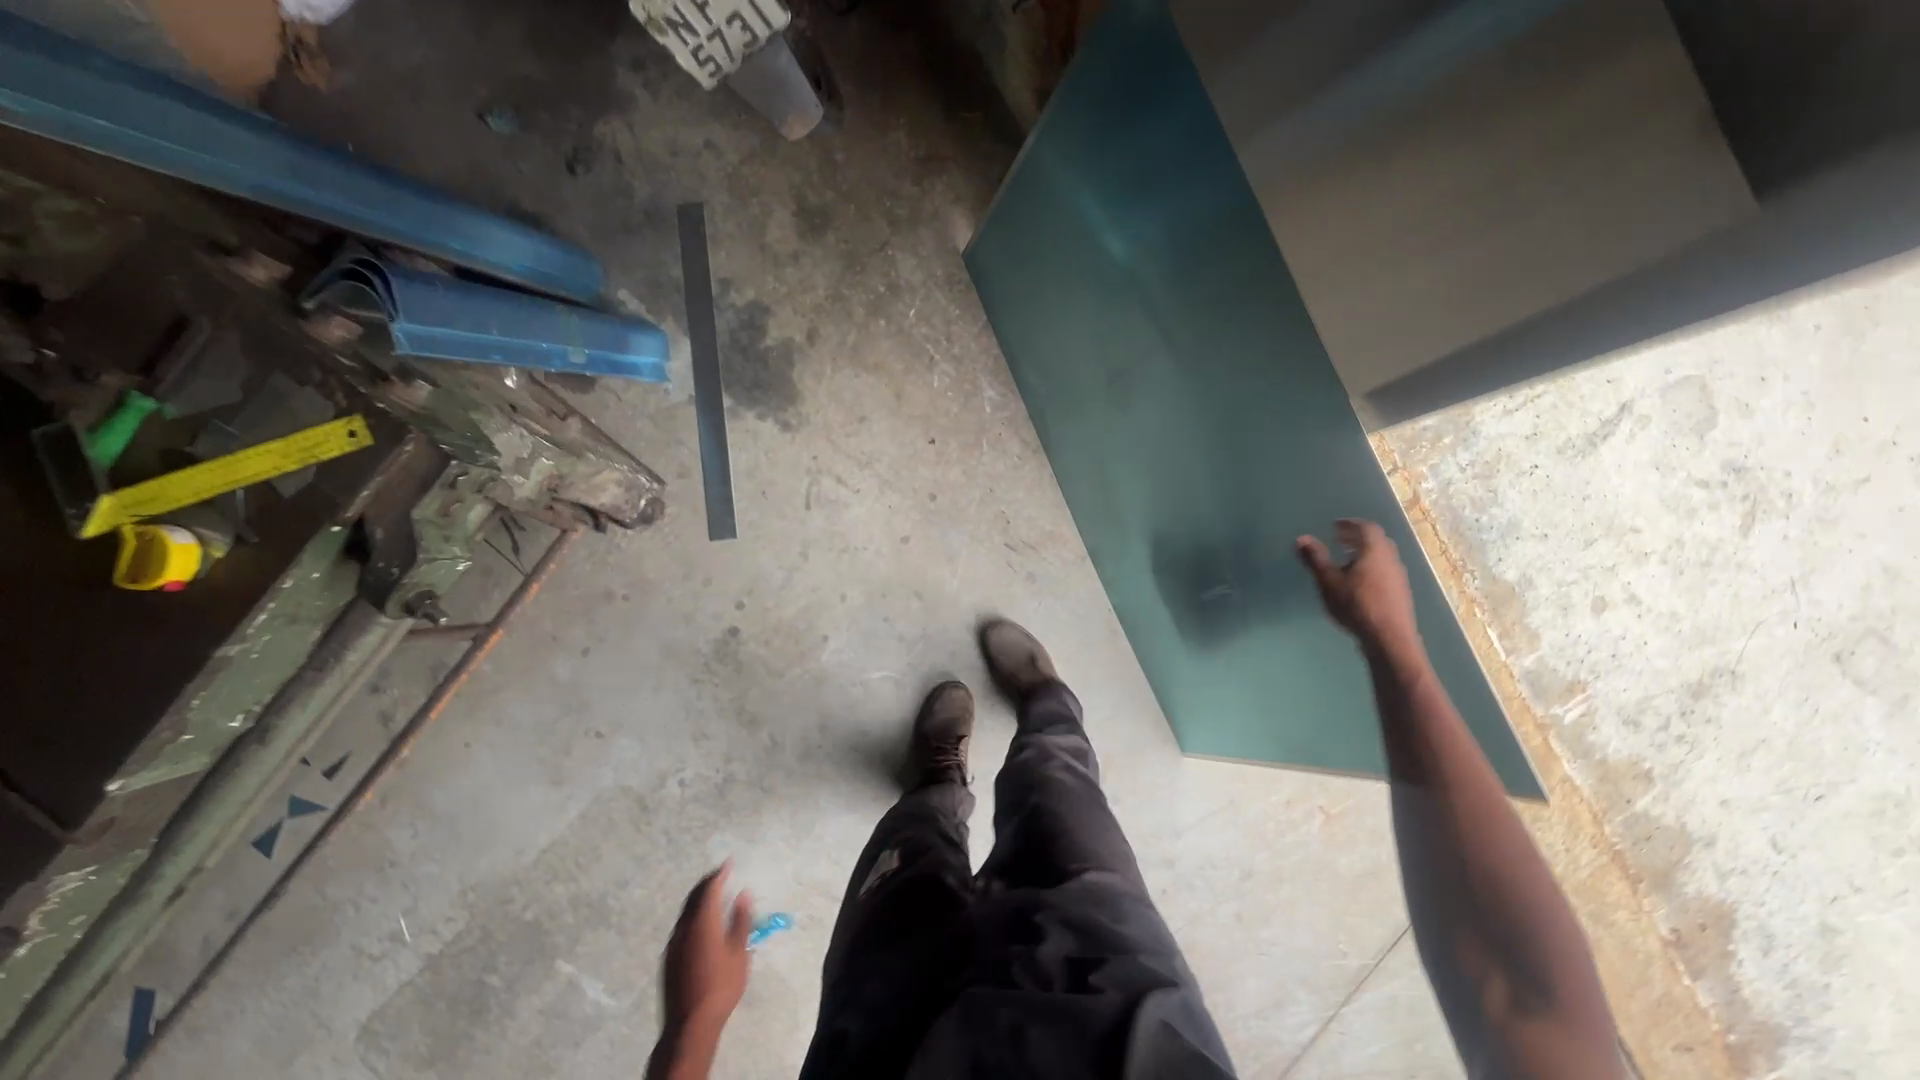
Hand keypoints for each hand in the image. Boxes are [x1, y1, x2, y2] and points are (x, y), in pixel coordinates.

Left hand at [662, 862, 753, 1030]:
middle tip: (721, 875)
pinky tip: (703, 924)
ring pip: (686, 912)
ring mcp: (673, 943)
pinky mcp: (669, 957)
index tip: (729, 862)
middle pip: (694, 897)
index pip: (710, 889)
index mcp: (703, 923)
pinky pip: (682, 926)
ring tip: (714, 896)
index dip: (720, 874)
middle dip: (707, 883)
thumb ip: (741, 921)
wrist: (691, 1023)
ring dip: (699, 900)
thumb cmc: (722, 986)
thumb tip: (743, 894)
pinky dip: (693, 916)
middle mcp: (684, 928)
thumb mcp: (739, 953)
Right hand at [1295, 519, 1419, 651]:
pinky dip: (1372, 567)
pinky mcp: (1400, 592)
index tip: (1335, 525)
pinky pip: (1385, 571)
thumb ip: (1315, 559)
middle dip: (1357, 537)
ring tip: (1347, 561)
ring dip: (1365, 553)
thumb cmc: (1356, 604)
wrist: (1389, 637)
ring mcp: (1399, 576)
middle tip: (1340, 540)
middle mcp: (1391, 558)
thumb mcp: (1329, 581)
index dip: (1350, 524)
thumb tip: (1301, 538)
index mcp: (1375, 550)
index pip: (1366, 527)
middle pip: (1377, 540)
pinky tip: (1359, 583)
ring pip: (1382, 557)